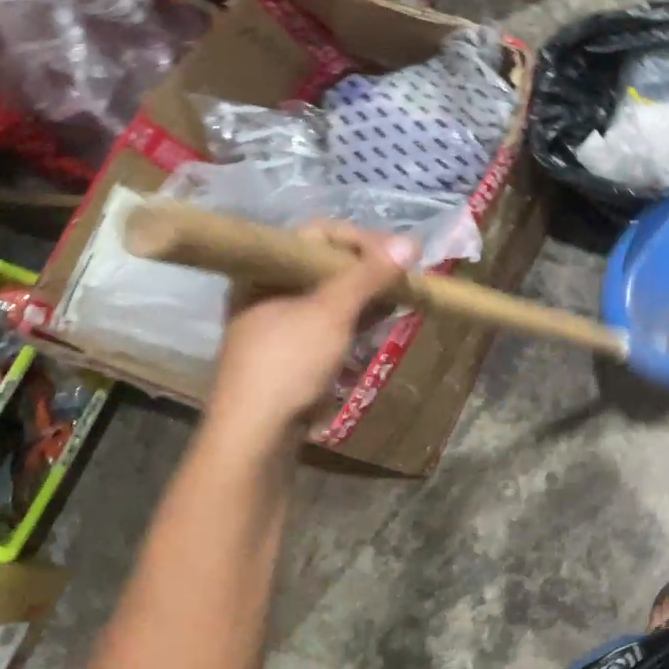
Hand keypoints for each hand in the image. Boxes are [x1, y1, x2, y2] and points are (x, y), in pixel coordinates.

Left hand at [205, 222, 416, 438]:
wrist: (257, 433)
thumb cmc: (287, 363)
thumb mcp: (331, 312)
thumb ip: (370, 276)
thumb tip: (411, 242)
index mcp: (264, 271)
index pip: (317, 234)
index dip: (359, 239)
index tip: (395, 254)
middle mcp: (270, 288)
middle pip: (328, 262)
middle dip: (370, 266)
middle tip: (404, 275)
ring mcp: (284, 320)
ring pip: (335, 292)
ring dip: (371, 290)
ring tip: (403, 295)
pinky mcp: (299, 348)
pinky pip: (336, 318)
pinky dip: (362, 314)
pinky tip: (387, 316)